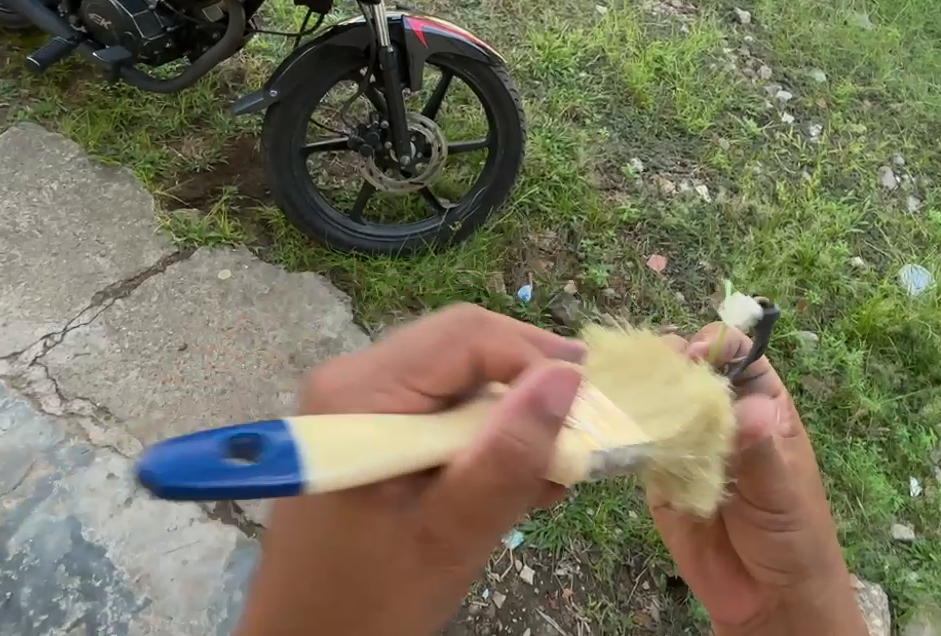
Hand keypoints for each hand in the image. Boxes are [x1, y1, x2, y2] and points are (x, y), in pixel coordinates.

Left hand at [235, 304, 585, 635]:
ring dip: (511, 405)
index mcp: (361, 392)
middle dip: (528, 375)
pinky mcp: (370, 419)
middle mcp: (355, 375)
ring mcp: (359, 395)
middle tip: (582, 418)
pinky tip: (512, 466)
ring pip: (459, 367)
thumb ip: (507, 458)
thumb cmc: (366, 606)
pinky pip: (442, 397)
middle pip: (463, 342)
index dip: (534, 357)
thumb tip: (568, 378)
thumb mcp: (448, 538)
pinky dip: (484, 425)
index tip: (585, 405)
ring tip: (552, 457)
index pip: (466, 335)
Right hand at [651, 324, 867, 635]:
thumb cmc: (794, 536)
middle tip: (653, 372)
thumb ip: (760, 449)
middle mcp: (719, 411)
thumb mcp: (783, 491)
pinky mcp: (659, 472)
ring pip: (660, 397)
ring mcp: (686, 438)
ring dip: (643, 389)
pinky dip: (627, 430)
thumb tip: (749, 408)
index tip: (697, 356)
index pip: (737, 352)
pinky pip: (641, 442)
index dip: (716, 345)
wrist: (768, 601)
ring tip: (629, 391)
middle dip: (670, 360)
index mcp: (758, 401)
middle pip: (689, 366)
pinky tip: (615, 422)